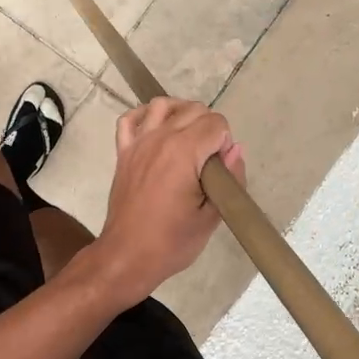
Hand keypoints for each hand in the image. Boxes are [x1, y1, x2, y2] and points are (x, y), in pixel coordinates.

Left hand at [86, 97, 244, 308]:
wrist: (128, 253)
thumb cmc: (173, 241)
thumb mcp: (211, 216)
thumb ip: (230, 178)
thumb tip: (236, 149)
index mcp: (183, 152)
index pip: (216, 123)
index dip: (226, 143)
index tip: (221, 169)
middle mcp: (159, 138)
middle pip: (193, 110)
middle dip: (209, 127)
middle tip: (210, 161)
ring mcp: (137, 142)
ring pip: (162, 105)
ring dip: (181, 113)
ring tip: (190, 139)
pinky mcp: (123, 151)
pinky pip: (130, 119)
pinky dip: (145, 116)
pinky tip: (158, 130)